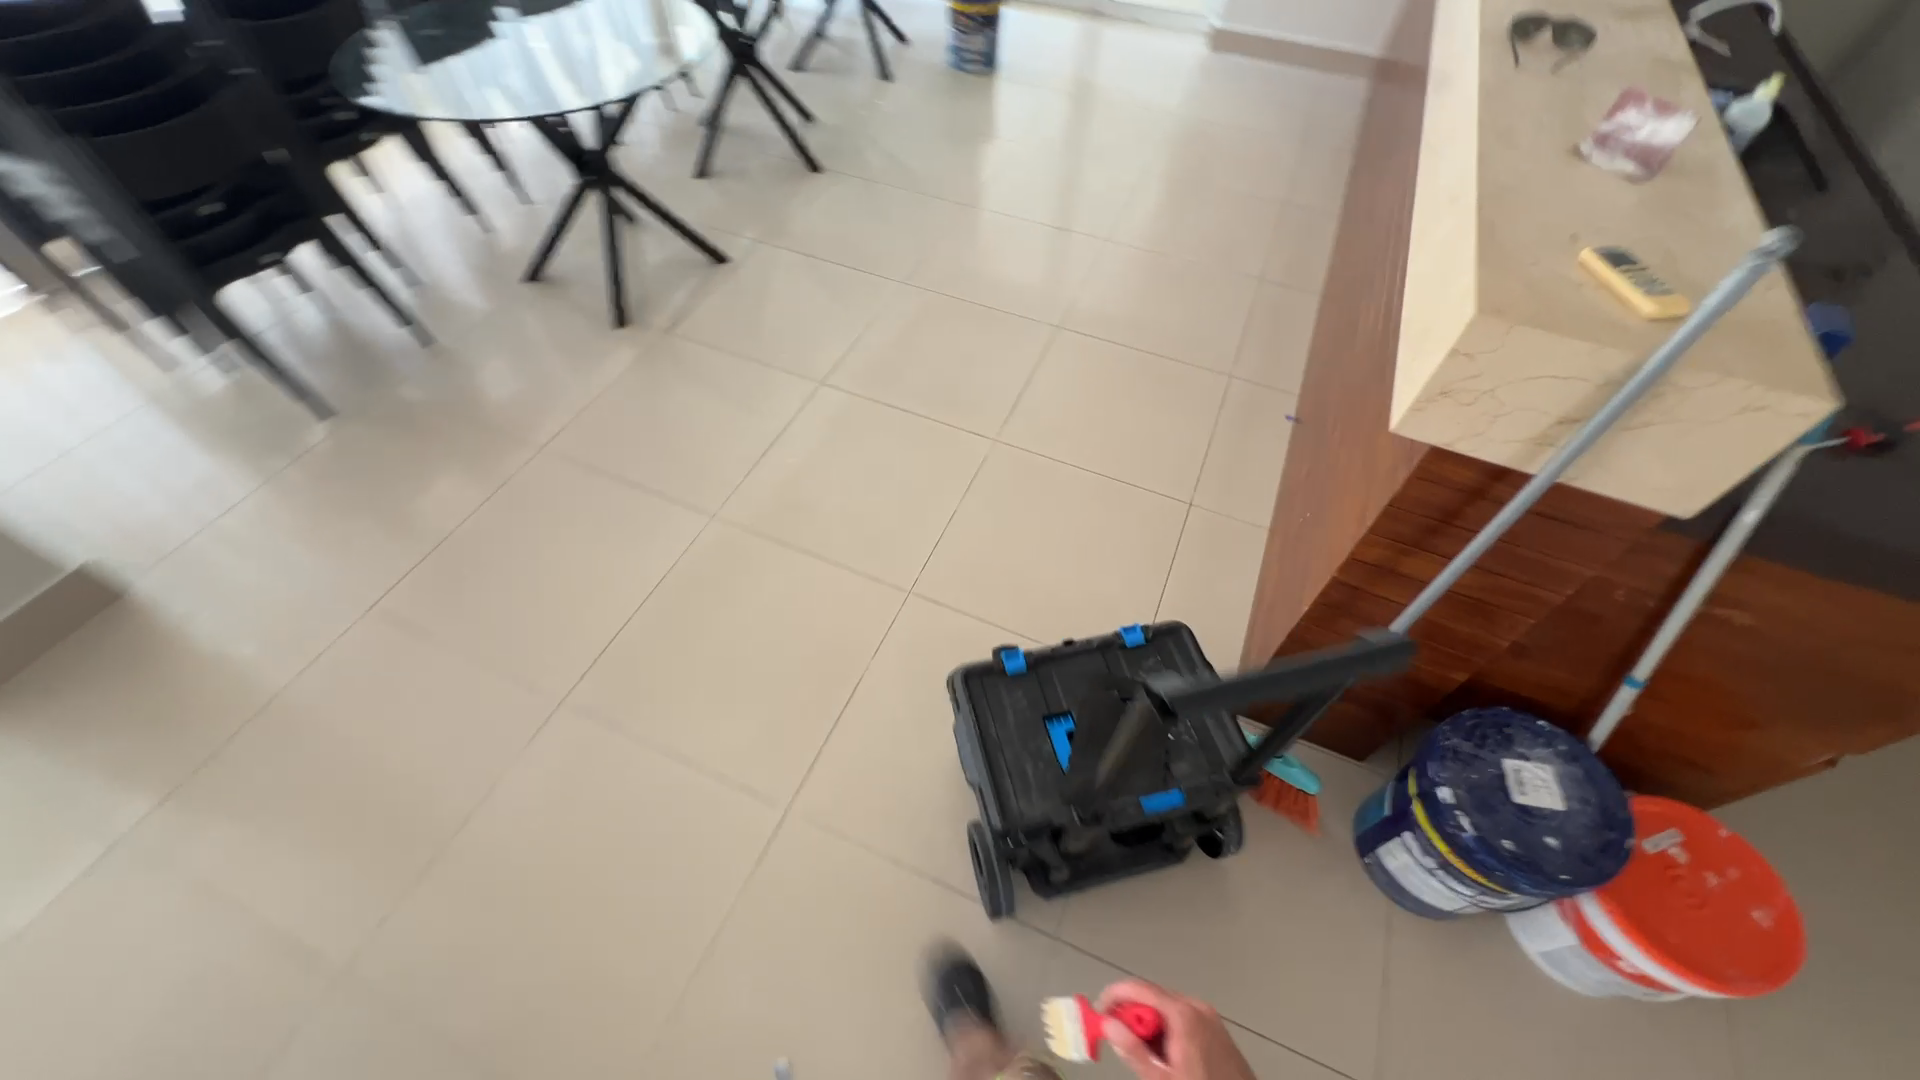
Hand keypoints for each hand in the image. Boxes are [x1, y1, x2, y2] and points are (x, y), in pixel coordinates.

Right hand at [1096, 979, 1256, 1079]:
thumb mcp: (1161, 1079)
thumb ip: (1132, 1050)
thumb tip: (1107, 1024)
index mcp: (1182, 1014)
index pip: (1138, 989)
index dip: (1113, 997)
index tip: (1098, 1015)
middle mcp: (1196, 1006)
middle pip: (1151, 997)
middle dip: (1132, 1016)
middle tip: (1121, 1044)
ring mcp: (1208, 1015)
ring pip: (1165, 1007)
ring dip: (1149, 1025)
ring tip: (1149, 1058)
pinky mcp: (1215, 1026)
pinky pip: (1181, 1016)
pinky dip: (1166, 1029)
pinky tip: (1167, 1056)